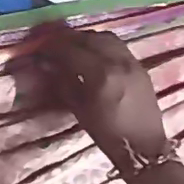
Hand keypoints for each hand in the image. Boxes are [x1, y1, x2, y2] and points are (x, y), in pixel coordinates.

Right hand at [36, 26, 168, 160]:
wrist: (143, 145)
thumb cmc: (106, 132)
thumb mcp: (79, 109)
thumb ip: (63, 82)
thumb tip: (47, 64)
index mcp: (100, 75)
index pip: (71, 50)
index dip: (53, 47)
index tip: (41, 48)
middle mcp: (117, 62)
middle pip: (89, 38)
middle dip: (69, 38)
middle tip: (54, 44)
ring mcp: (131, 61)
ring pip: (105, 37)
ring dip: (87, 38)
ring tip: (74, 46)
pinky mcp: (140, 65)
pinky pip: (117, 45)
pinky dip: (102, 43)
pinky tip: (94, 53)